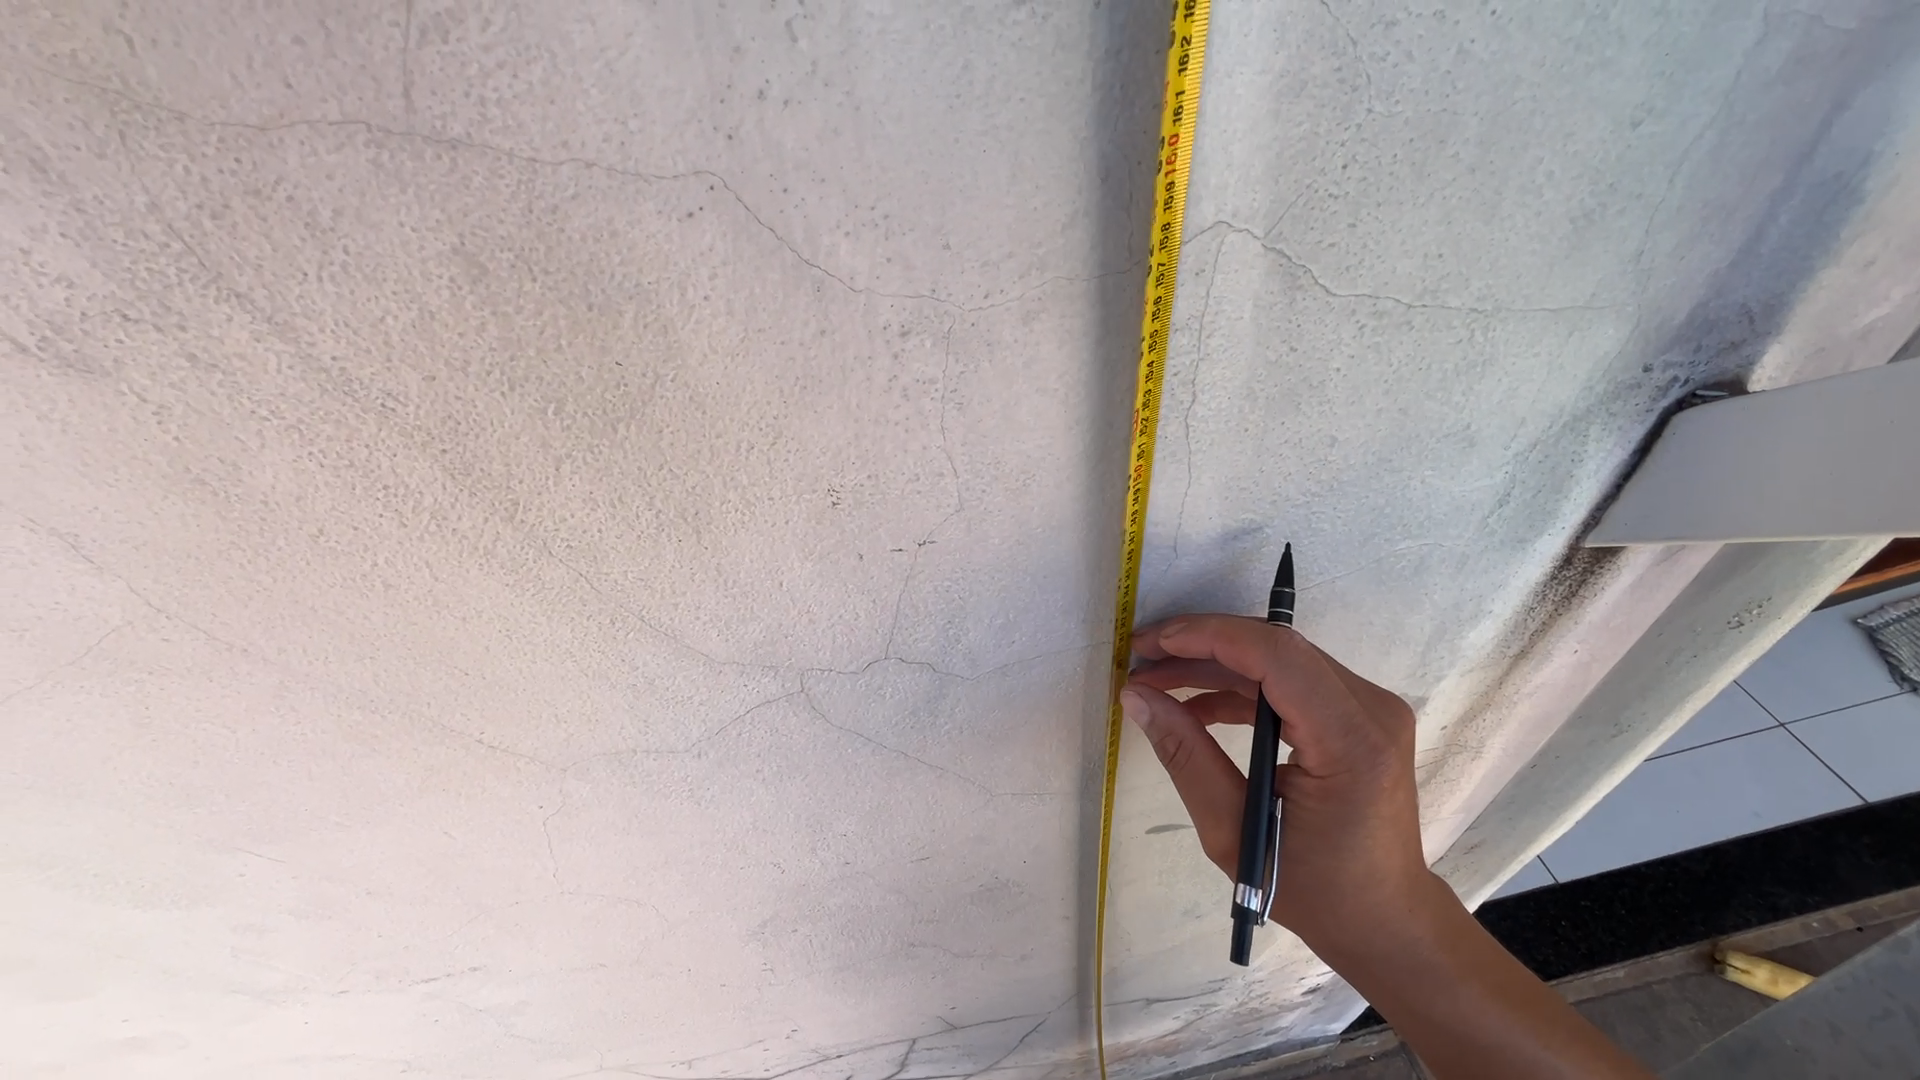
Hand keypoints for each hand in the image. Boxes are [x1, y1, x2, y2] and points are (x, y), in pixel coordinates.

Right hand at [1124, 615, 1433, 953]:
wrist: (1383, 916)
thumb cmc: (1314, 889)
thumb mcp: (1232, 832)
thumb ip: (1185, 756)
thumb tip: (1136, 696)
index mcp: (1351, 742)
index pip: (1277, 657)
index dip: (1207, 637)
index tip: (1150, 645)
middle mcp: (1372, 710)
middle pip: (1276, 649)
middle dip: (1200, 645)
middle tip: (1140, 659)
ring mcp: (1370, 707)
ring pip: (1279, 658)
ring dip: (1215, 663)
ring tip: (1157, 680)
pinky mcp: (1358, 713)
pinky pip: (1290, 680)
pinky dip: (1239, 684)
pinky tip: (1195, 705)